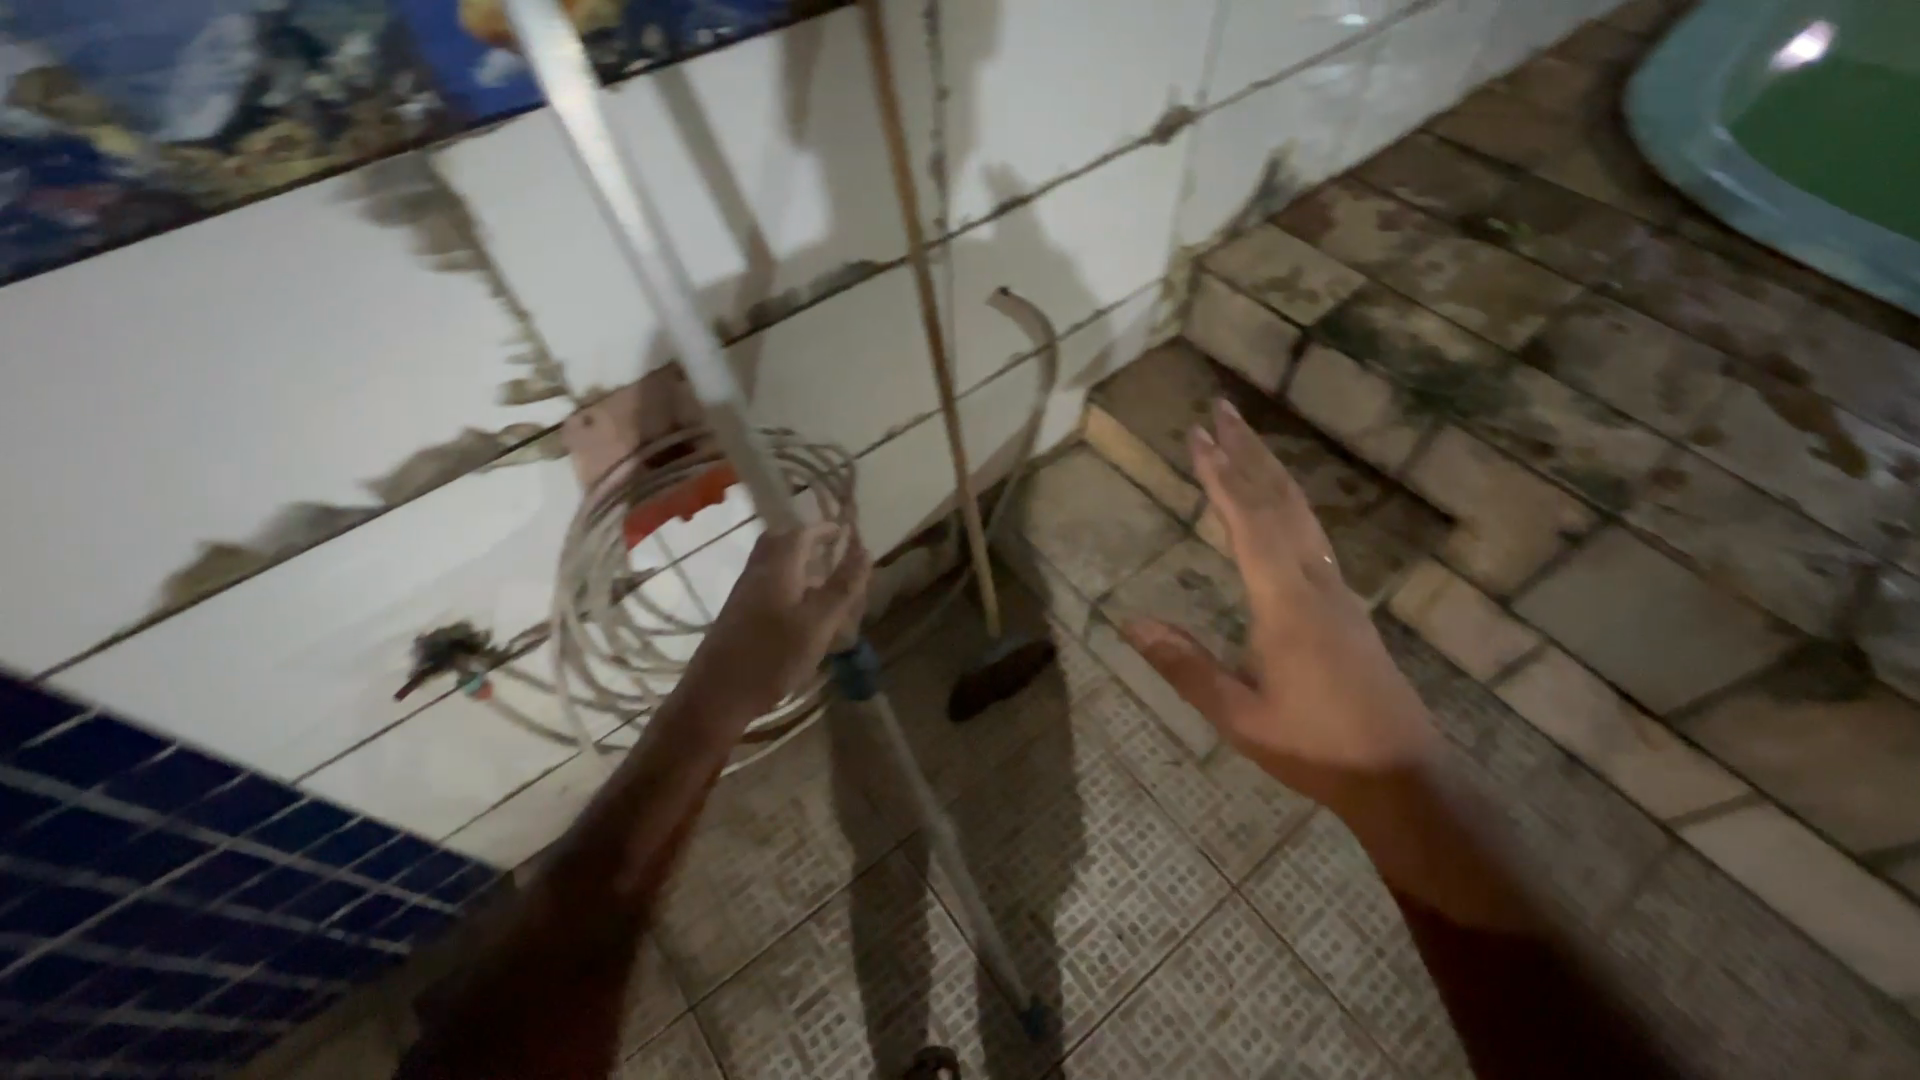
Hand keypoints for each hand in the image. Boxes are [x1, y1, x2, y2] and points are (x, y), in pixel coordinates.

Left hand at [681, 523, 871, 719]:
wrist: (717, 695)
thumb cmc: (773, 656)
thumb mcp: (818, 622)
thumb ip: (842, 586)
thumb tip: (865, 551)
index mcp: (778, 568)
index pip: (801, 534)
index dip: (823, 530)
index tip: (843, 531)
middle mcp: (757, 574)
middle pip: (778, 543)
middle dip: (804, 541)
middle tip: (828, 548)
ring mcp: (743, 595)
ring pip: (771, 565)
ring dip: (795, 563)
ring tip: (821, 580)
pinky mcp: (737, 616)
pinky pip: (765, 585)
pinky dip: (786, 583)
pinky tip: (800, 611)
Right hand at [1121, 399, 1439, 818]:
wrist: (1402, 776)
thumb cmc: (1315, 748)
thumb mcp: (1237, 716)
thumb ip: (1185, 666)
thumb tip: (1130, 624)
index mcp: (1285, 603)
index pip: (1247, 523)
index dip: (1220, 477)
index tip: (1197, 437)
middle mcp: (1315, 583)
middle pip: (1279, 501)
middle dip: (1248, 452)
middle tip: (1220, 409)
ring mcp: (1337, 591)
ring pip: (1302, 513)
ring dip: (1270, 470)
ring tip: (1245, 438)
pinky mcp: (1347, 605)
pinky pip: (1313, 534)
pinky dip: (1288, 501)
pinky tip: (1279, 503)